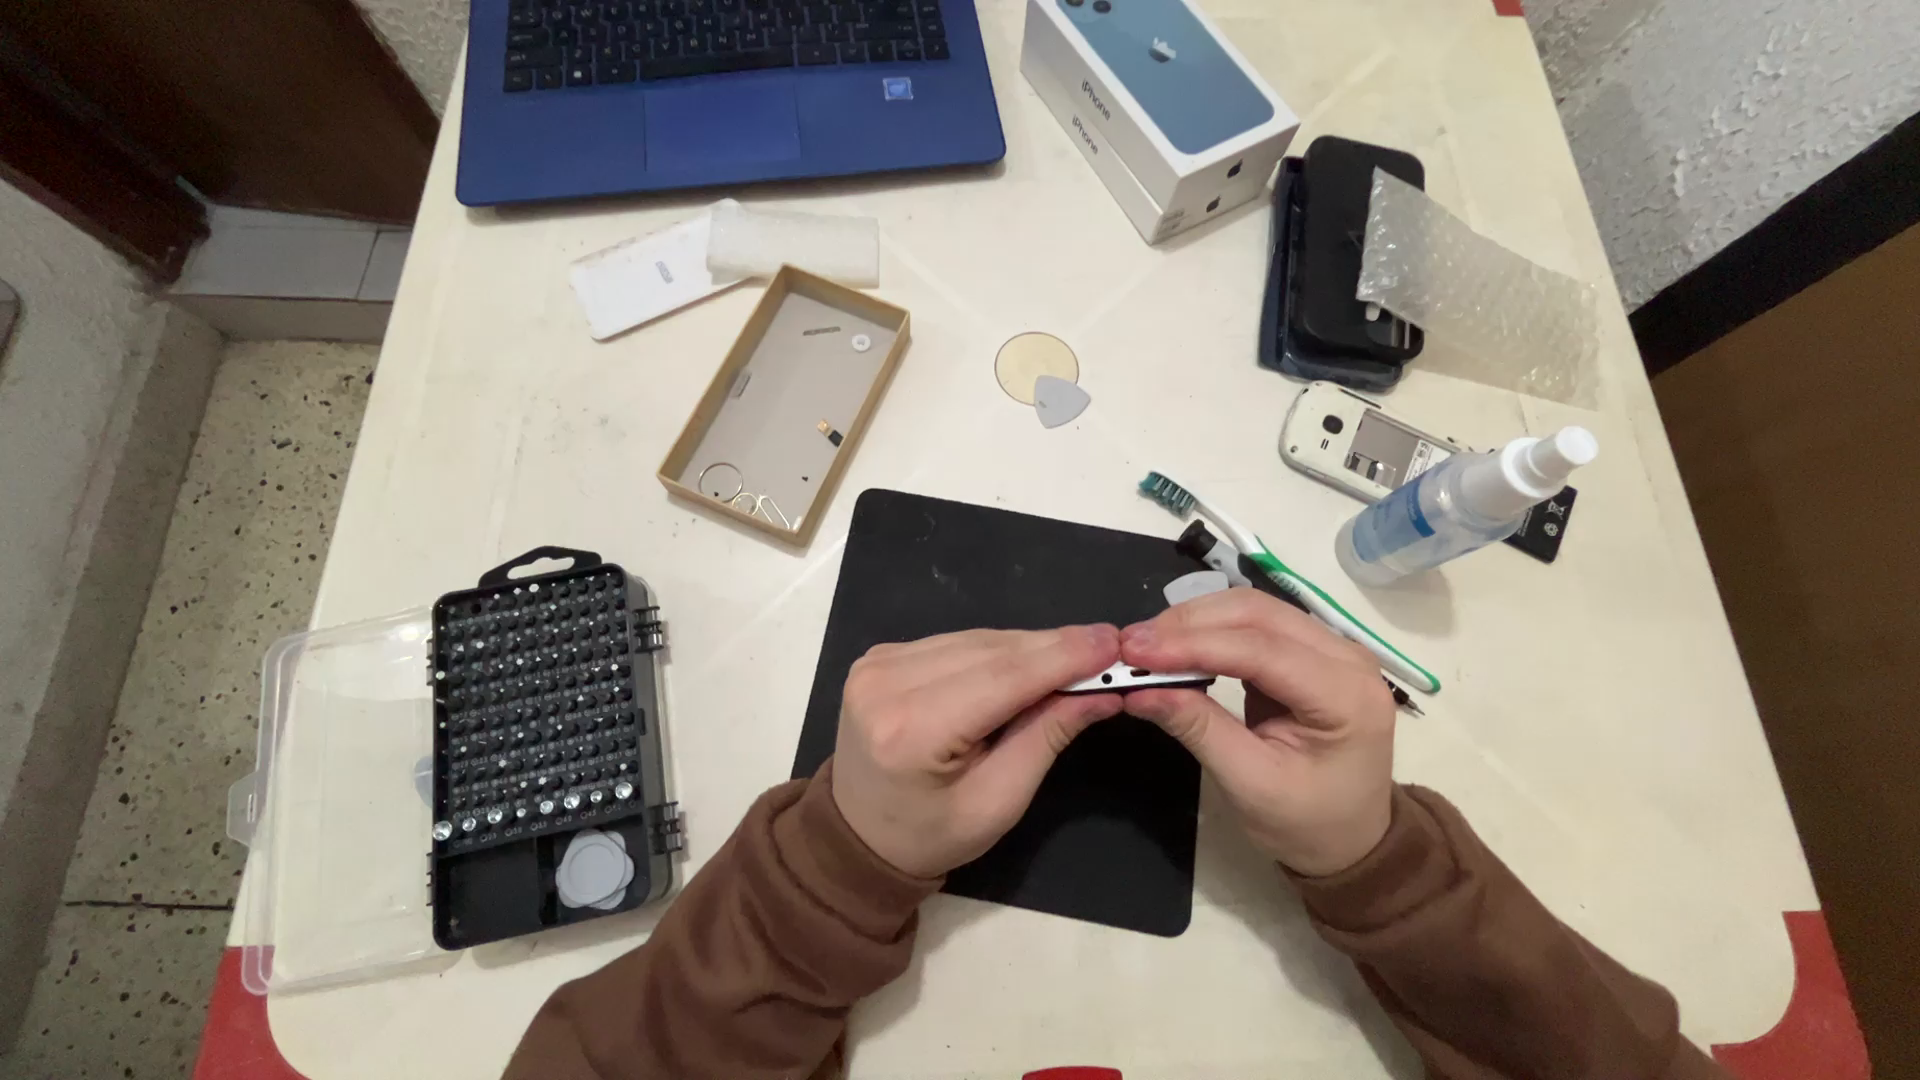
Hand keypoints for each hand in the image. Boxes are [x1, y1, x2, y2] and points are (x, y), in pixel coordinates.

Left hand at [831, 625, 1123, 877]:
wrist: (857, 835)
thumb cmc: (932, 834)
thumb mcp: (999, 802)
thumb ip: (1046, 738)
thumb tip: (1101, 692)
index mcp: (911, 729)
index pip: (1002, 678)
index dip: (1062, 657)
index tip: (1112, 642)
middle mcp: (887, 683)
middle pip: (990, 651)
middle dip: (1053, 648)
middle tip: (1107, 646)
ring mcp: (877, 664)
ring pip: (975, 639)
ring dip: (1027, 646)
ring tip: (1076, 654)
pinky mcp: (879, 656)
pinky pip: (953, 642)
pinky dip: (994, 649)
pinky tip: (1025, 660)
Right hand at [1119, 590, 1395, 876]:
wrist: (1349, 839)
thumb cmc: (1305, 822)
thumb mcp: (1248, 784)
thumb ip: (1197, 728)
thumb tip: (1138, 691)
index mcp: (1345, 697)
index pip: (1261, 650)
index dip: (1193, 645)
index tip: (1134, 651)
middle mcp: (1346, 657)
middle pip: (1256, 614)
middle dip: (1186, 624)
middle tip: (1130, 646)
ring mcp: (1329, 647)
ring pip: (1251, 609)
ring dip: (1192, 621)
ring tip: (1144, 645)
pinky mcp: (1307, 649)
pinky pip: (1251, 622)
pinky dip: (1206, 628)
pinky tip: (1174, 645)